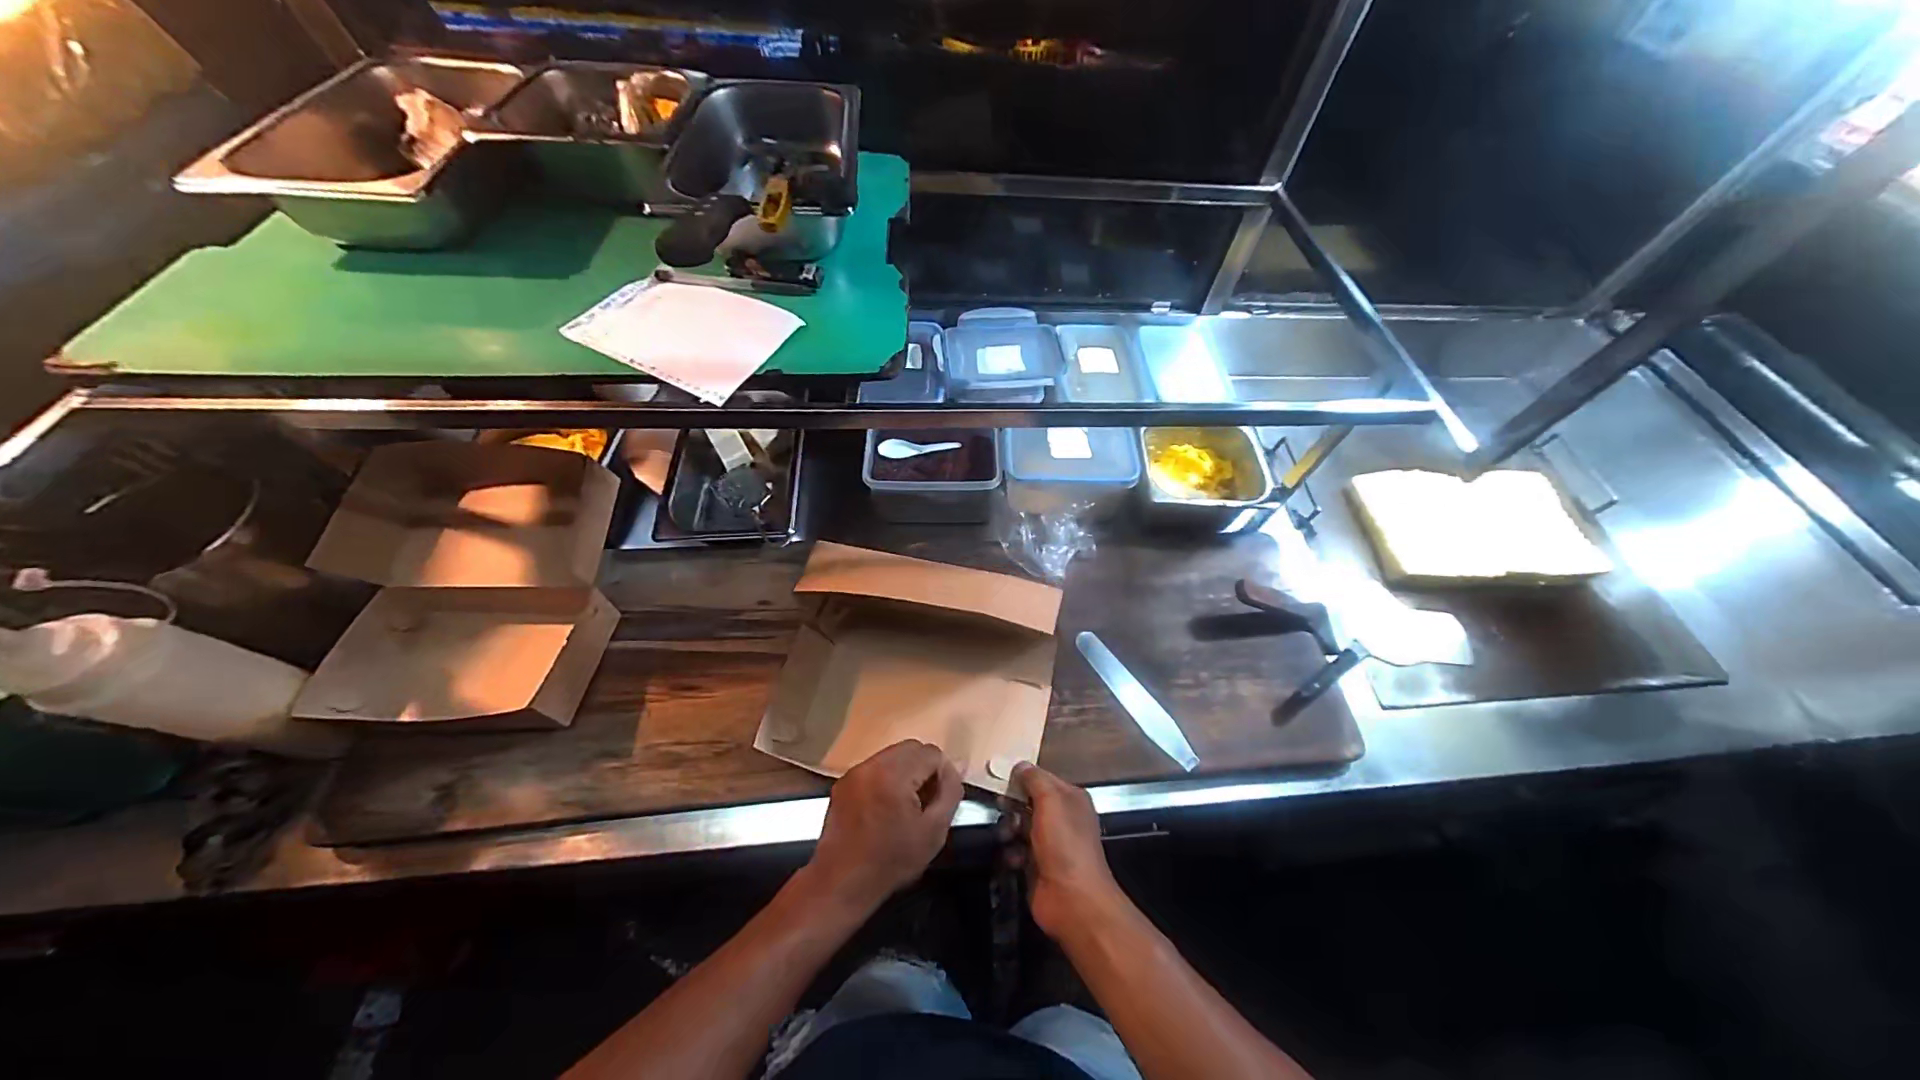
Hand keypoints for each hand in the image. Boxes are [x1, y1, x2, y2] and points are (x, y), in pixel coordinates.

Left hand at [805, 740, 962, 912]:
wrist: (842, 882)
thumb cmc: (891, 861)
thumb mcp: (933, 831)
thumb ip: (950, 793)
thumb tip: (956, 768)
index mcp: (893, 774)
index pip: (931, 753)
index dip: (943, 774)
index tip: (940, 800)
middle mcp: (871, 765)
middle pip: (911, 748)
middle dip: (924, 769)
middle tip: (926, 801)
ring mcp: (854, 773)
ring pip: (893, 756)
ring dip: (906, 773)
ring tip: (906, 806)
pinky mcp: (843, 783)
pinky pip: (875, 768)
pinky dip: (886, 779)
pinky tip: (886, 809)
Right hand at [1010, 763, 1124, 938]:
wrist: (1073, 899)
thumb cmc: (1064, 844)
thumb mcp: (1051, 802)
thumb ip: (1035, 780)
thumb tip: (1020, 765)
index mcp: (1070, 799)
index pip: (1042, 779)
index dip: (1022, 777)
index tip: (1000, 778)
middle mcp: (1061, 819)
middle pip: (1027, 802)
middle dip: (1012, 805)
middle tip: (1000, 807)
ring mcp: (1049, 844)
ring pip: (1018, 827)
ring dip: (1009, 830)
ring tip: (1008, 837)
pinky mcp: (1035, 866)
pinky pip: (1016, 851)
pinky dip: (1011, 853)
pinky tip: (1013, 859)